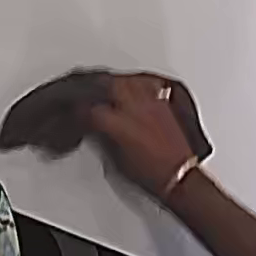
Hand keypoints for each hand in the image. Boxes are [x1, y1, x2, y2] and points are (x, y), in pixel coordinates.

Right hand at [87, 74, 200, 201]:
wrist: (178, 174)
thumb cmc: (151, 173)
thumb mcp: (117, 160)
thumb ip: (104, 138)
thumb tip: (98, 129)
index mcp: (118, 125)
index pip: (91, 110)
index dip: (79, 111)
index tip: (77, 113)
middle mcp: (133, 109)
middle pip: (109, 85)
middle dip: (97, 88)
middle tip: (91, 94)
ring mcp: (149, 104)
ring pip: (127, 81)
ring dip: (116, 83)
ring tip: (110, 87)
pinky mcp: (162, 103)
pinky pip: (146, 85)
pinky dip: (136, 84)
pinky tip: (133, 88)